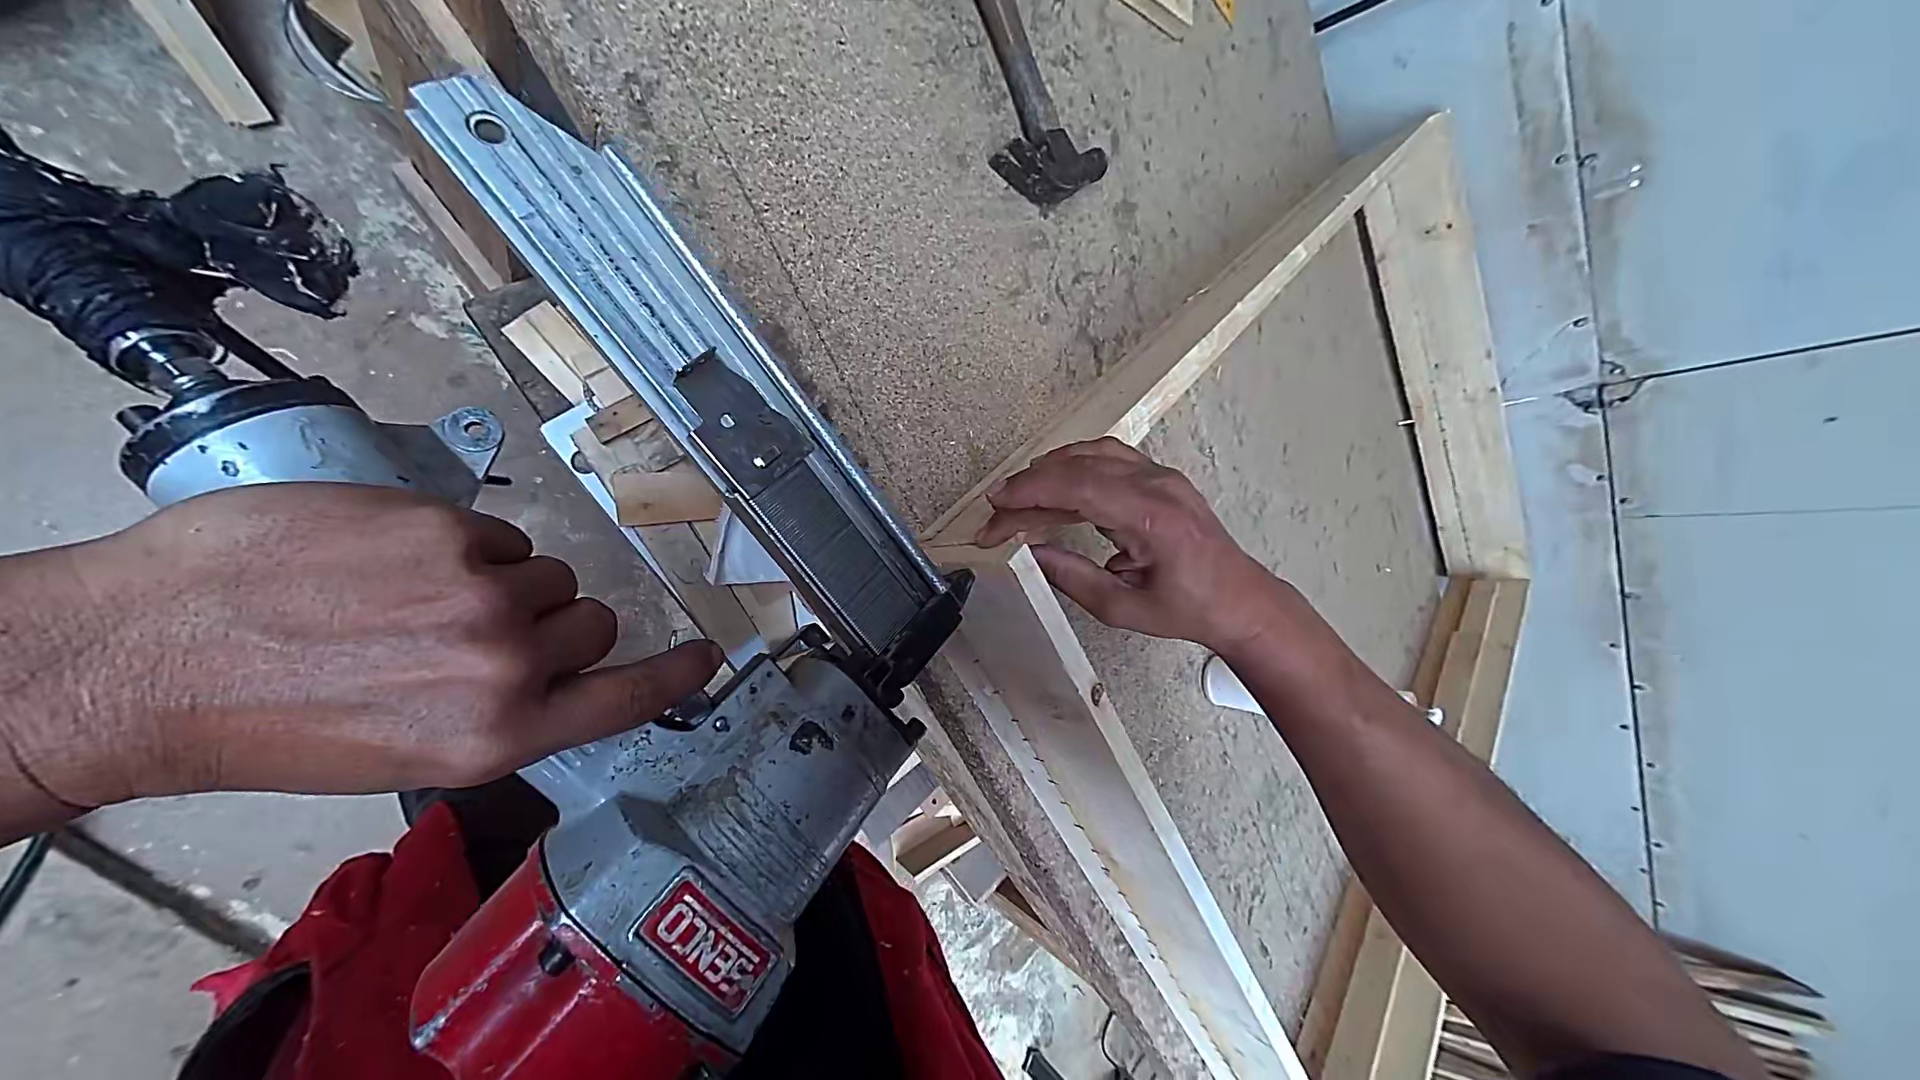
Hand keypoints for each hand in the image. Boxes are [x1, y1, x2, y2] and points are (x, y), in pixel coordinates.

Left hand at [1, 484, 721, 813]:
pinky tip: (393, 564)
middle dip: (552, 625)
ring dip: (506, 584)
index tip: (707, 654)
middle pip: (593, 623)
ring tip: (421, 598)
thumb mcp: (409, 751)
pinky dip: (463, 548)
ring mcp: (479, 592)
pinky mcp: (444, 529)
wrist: (130, 657)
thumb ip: (507, 713)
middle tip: (483, 633)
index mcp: (498, 733)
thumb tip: (563, 671)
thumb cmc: (268, 722)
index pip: (628, 697)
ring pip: (549, 573)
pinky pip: (499, 535)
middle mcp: (505, 665)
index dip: (677, 673)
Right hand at [973, 438, 1304, 657]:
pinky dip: (1074, 465)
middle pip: (1077, 468)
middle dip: (1029, 489)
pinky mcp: (1160, 478)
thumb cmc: (1189, 608)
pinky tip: (1054, 481)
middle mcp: (1158, 485)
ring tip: (1017, 496)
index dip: (1028, 494)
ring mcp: (1161, 476)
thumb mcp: (1122, 607)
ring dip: (1048, 471)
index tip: (996, 508)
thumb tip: (1029, 553)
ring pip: (1091, 454)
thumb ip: (1071, 576)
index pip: (1077, 487)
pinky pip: (1109, 456)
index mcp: (1152, 517)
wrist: (1238, 600)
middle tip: (996, 514)